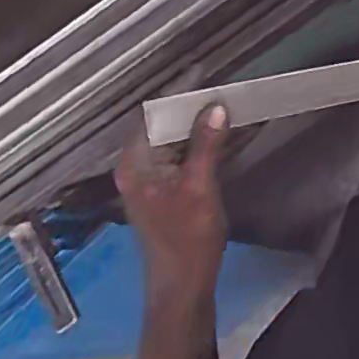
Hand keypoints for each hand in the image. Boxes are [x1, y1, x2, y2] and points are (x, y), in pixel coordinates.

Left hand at [114, 103, 230, 295]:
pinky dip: (198, 143)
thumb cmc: (188, 238)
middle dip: (189, 106)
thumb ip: (206, 145)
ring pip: (172, 140)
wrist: (183, 285)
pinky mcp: (163, 190)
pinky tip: (219, 134)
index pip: (154, 115)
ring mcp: (149, 180)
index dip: (178, 93)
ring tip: (223, 104)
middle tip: (218, 86)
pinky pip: (179, 155)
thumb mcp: (200, 187)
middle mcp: (136, 168)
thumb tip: (215, 107)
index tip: (202, 73)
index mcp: (135, 164)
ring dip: (196, 125)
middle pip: (161, 126)